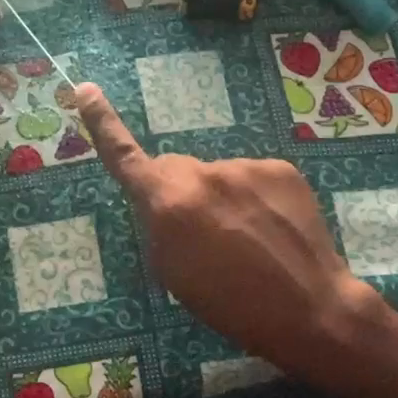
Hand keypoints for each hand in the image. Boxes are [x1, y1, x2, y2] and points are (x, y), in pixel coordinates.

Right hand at [74, 83, 386, 362]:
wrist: (311, 309)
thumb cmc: (229, 304)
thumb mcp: (173, 272)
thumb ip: (159, 225)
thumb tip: (166, 201)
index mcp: (167, 203)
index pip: (124, 156)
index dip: (101, 122)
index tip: (86, 88)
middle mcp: (202, 174)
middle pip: (176, 172)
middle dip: (180, 194)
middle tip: (203, 238)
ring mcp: (244, 166)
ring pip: (217, 177)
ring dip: (223, 200)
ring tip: (248, 242)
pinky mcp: (280, 168)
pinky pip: (253, 178)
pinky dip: (257, 198)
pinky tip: (274, 230)